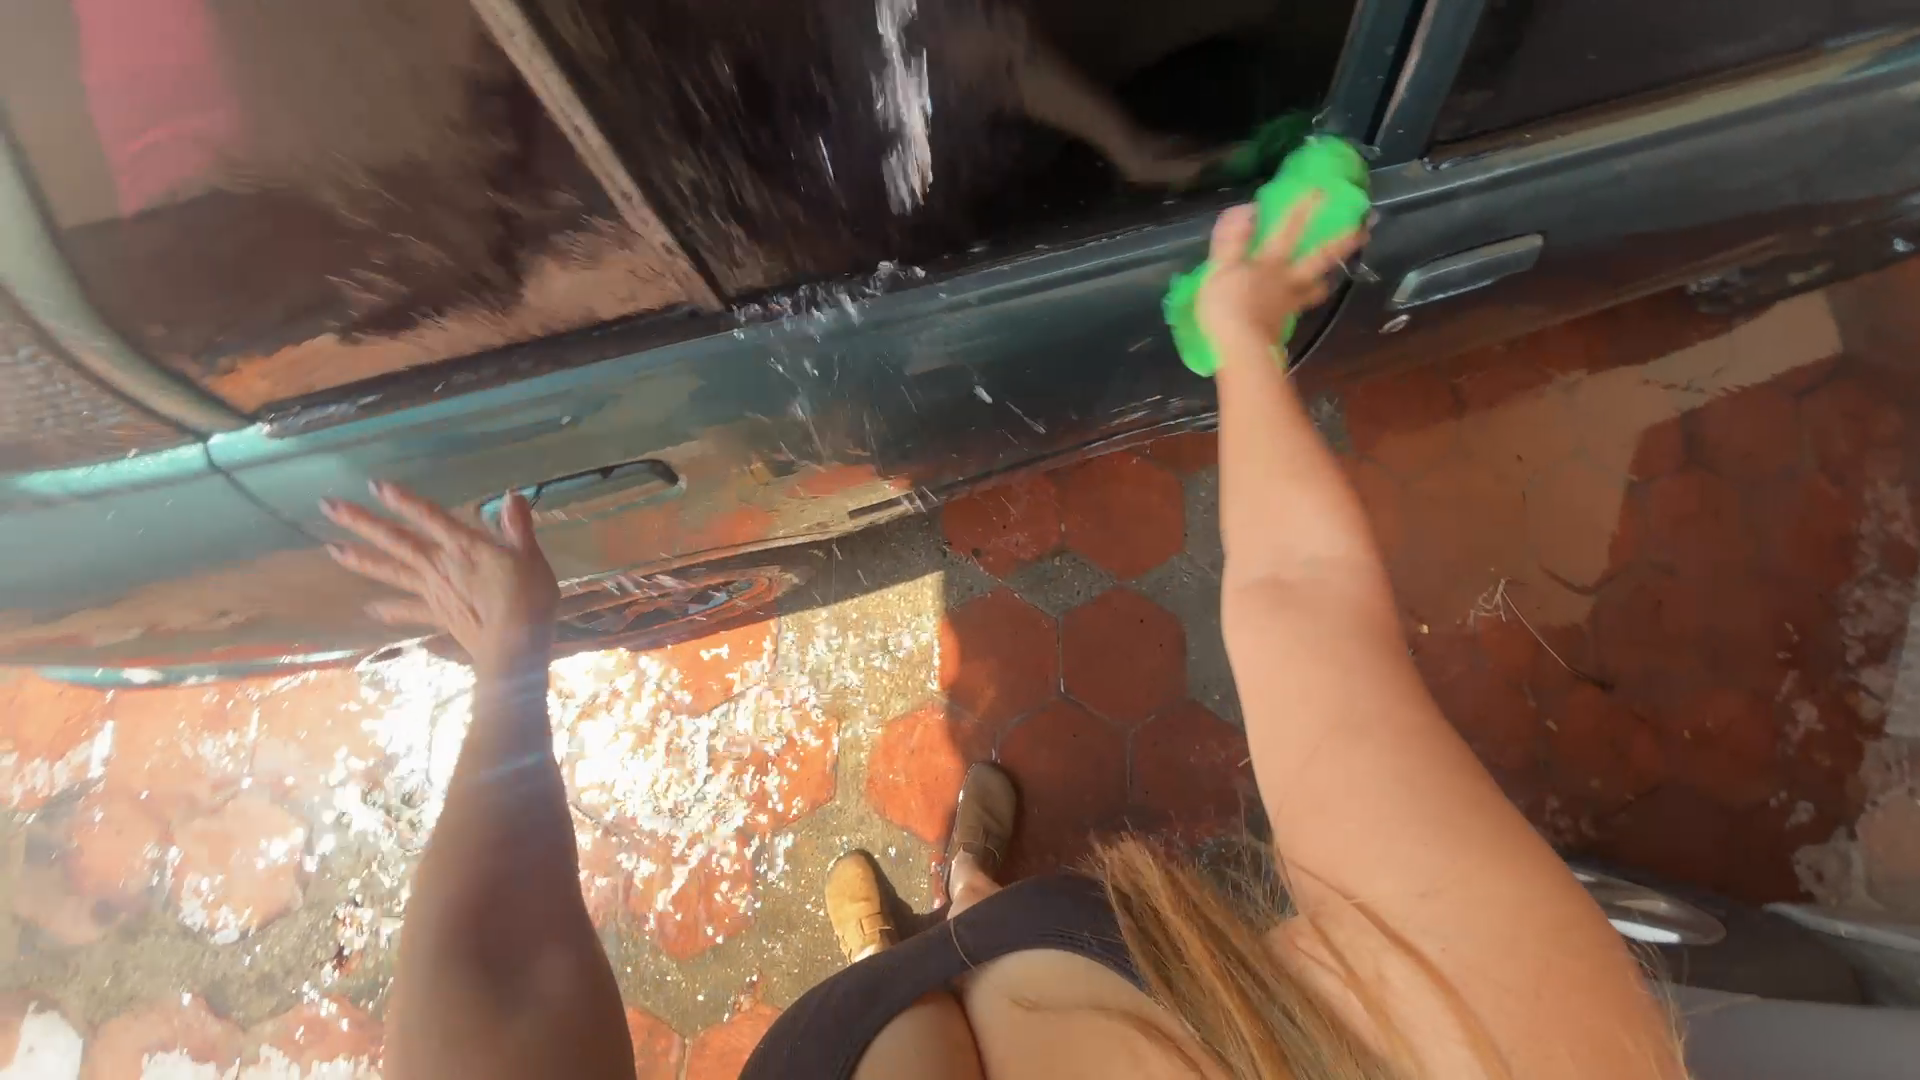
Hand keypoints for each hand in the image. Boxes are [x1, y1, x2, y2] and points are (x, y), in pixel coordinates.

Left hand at [321, 482, 559, 672]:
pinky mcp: (436, 614)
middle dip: (363, 522)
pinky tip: (371, 609)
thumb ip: (518, 527)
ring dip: (362, 559)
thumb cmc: (527, 596)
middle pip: (397, 540)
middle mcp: (439, 565)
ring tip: (332, 549)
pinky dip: (390, 610)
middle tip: (328, 506)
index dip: (404, 500)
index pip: (429, 518)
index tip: (374, 485)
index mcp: (463, 547)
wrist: (513, 644)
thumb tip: (511, 494)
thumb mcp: (530, 557)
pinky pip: (409, 610)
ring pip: (393, 570)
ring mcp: (433, 591)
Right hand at [1195, 199, 1366, 355]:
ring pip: (1313, 289)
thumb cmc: (1226, 308)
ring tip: (1333, 277)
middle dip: (1339, 244)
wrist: (1240, 350)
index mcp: (1269, 263)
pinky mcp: (1282, 327)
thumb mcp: (1221, 269)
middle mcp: (1285, 281)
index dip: (1301, 210)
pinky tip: (1303, 305)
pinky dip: (1303, 305)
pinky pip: (1298, 311)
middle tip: (1363, 231)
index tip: (1319, 189)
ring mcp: (1287, 306)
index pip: (1287, 230)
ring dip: (1324, 281)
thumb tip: (1249, 208)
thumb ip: (1233, 240)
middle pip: (1318, 259)